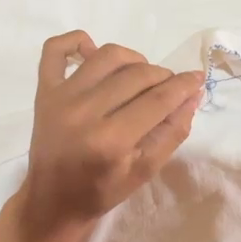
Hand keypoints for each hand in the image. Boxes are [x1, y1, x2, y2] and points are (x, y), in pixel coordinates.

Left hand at [18, 31, 204, 241]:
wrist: (52, 200)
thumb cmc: (101, 191)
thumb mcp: (145, 171)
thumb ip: (172, 132)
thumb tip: (193, 93)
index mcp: (110, 140)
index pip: (158, 99)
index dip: (183, 85)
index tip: (197, 78)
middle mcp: (83, 112)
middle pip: (136, 74)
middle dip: (163, 76)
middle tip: (168, 88)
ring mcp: (60, 97)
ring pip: (106, 56)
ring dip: (133, 59)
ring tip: (140, 76)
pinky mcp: (44, 90)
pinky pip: (55, 49)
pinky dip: (76, 41)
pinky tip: (93, 52)